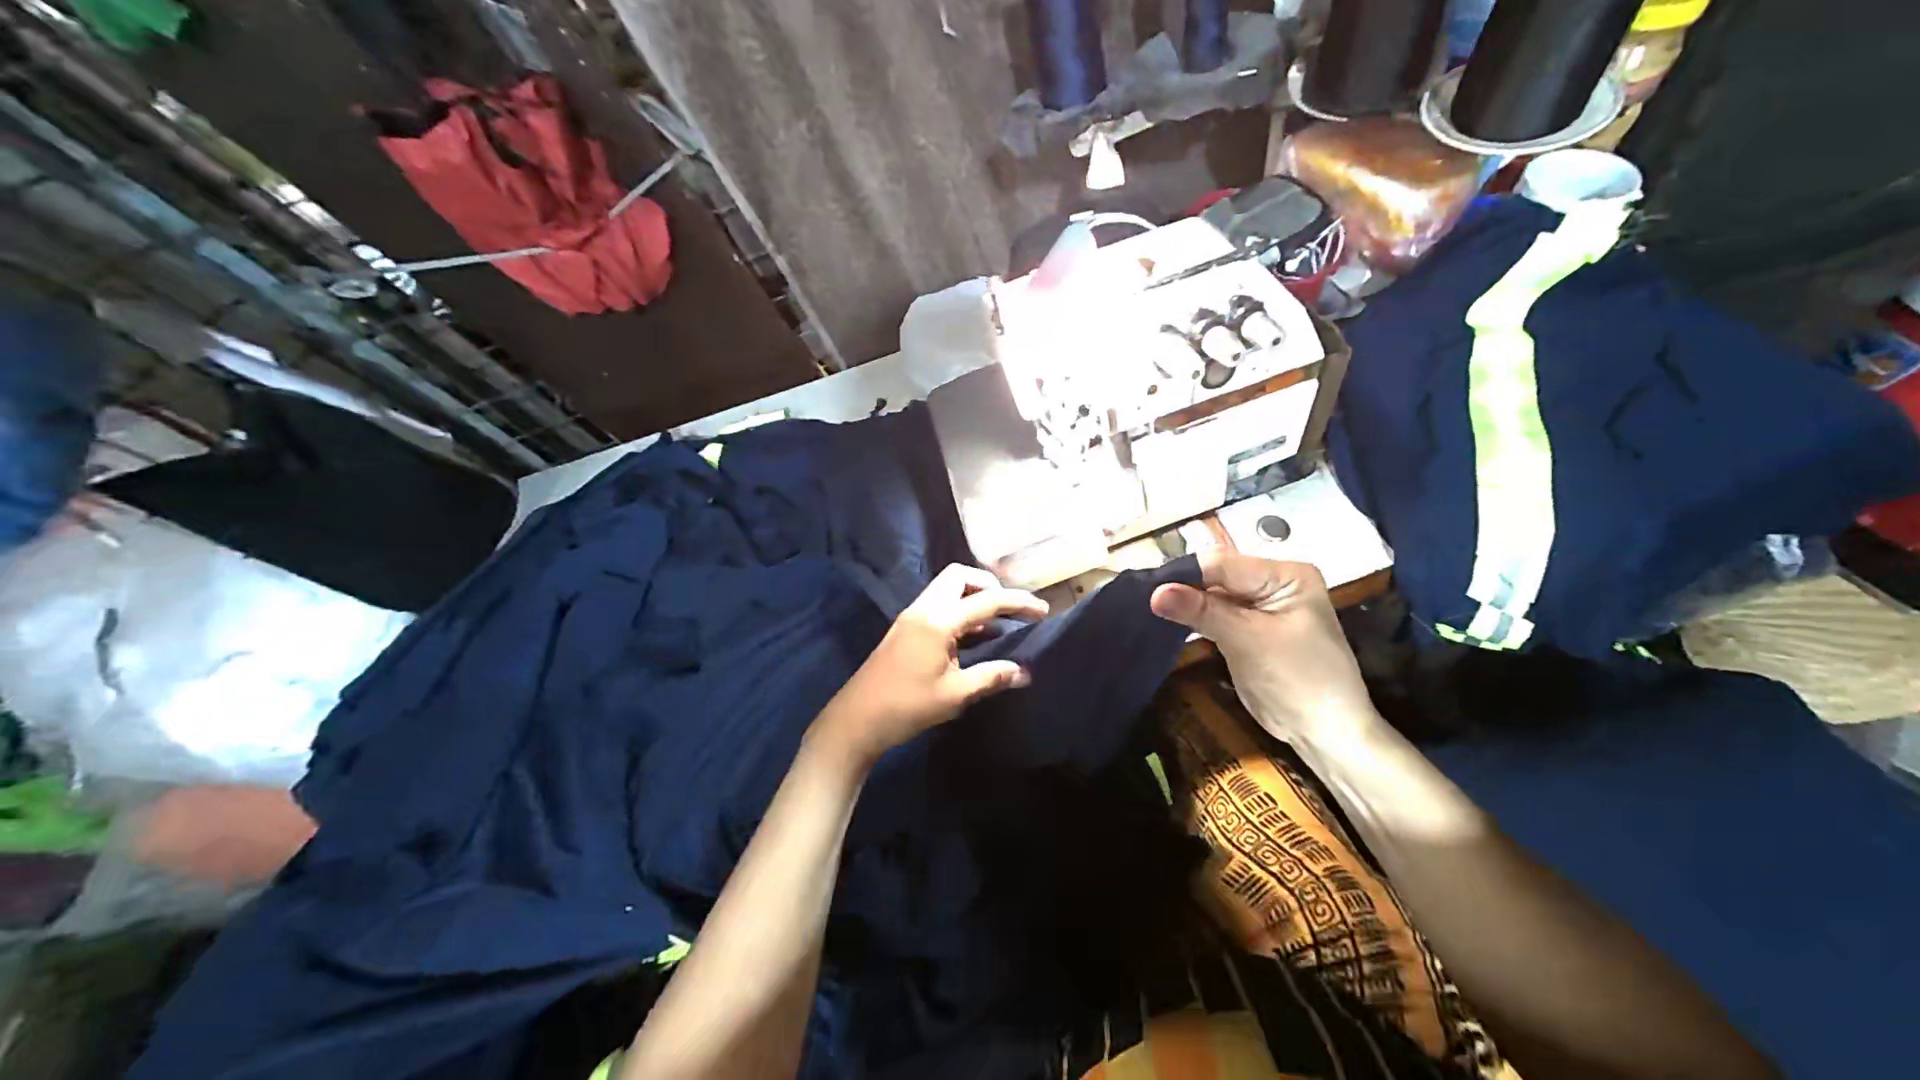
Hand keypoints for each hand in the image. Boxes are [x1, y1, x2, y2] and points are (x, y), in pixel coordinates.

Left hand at [812, 564, 1048, 765]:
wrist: (856, 720)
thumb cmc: (907, 706)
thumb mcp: (955, 695)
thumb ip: (991, 677)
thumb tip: (1024, 672)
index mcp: (938, 621)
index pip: (986, 601)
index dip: (1018, 603)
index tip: (1043, 611)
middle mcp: (923, 609)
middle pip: (959, 577)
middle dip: (989, 586)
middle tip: (1011, 608)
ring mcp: (911, 618)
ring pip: (946, 591)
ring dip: (972, 598)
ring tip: (998, 623)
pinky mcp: (905, 630)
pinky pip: (938, 607)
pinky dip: (959, 612)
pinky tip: (974, 637)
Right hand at [1149, 552, 1377, 744]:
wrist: (1326, 734)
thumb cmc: (1298, 680)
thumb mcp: (1248, 640)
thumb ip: (1201, 611)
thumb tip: (1154, 592)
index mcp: (1286, 574)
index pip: (1223, 564)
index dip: (1184, 574)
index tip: (1145, 588)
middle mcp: (1273, 583)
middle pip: (1215, 577)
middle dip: (1182, 588)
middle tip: (1140, 598)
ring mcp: (1260, 608)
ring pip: (1211, 597)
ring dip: (1184, 605)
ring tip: (1146, 608)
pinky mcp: (1247, 630)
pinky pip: (1214, 616)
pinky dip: (1193, 620)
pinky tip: (1165, 621)